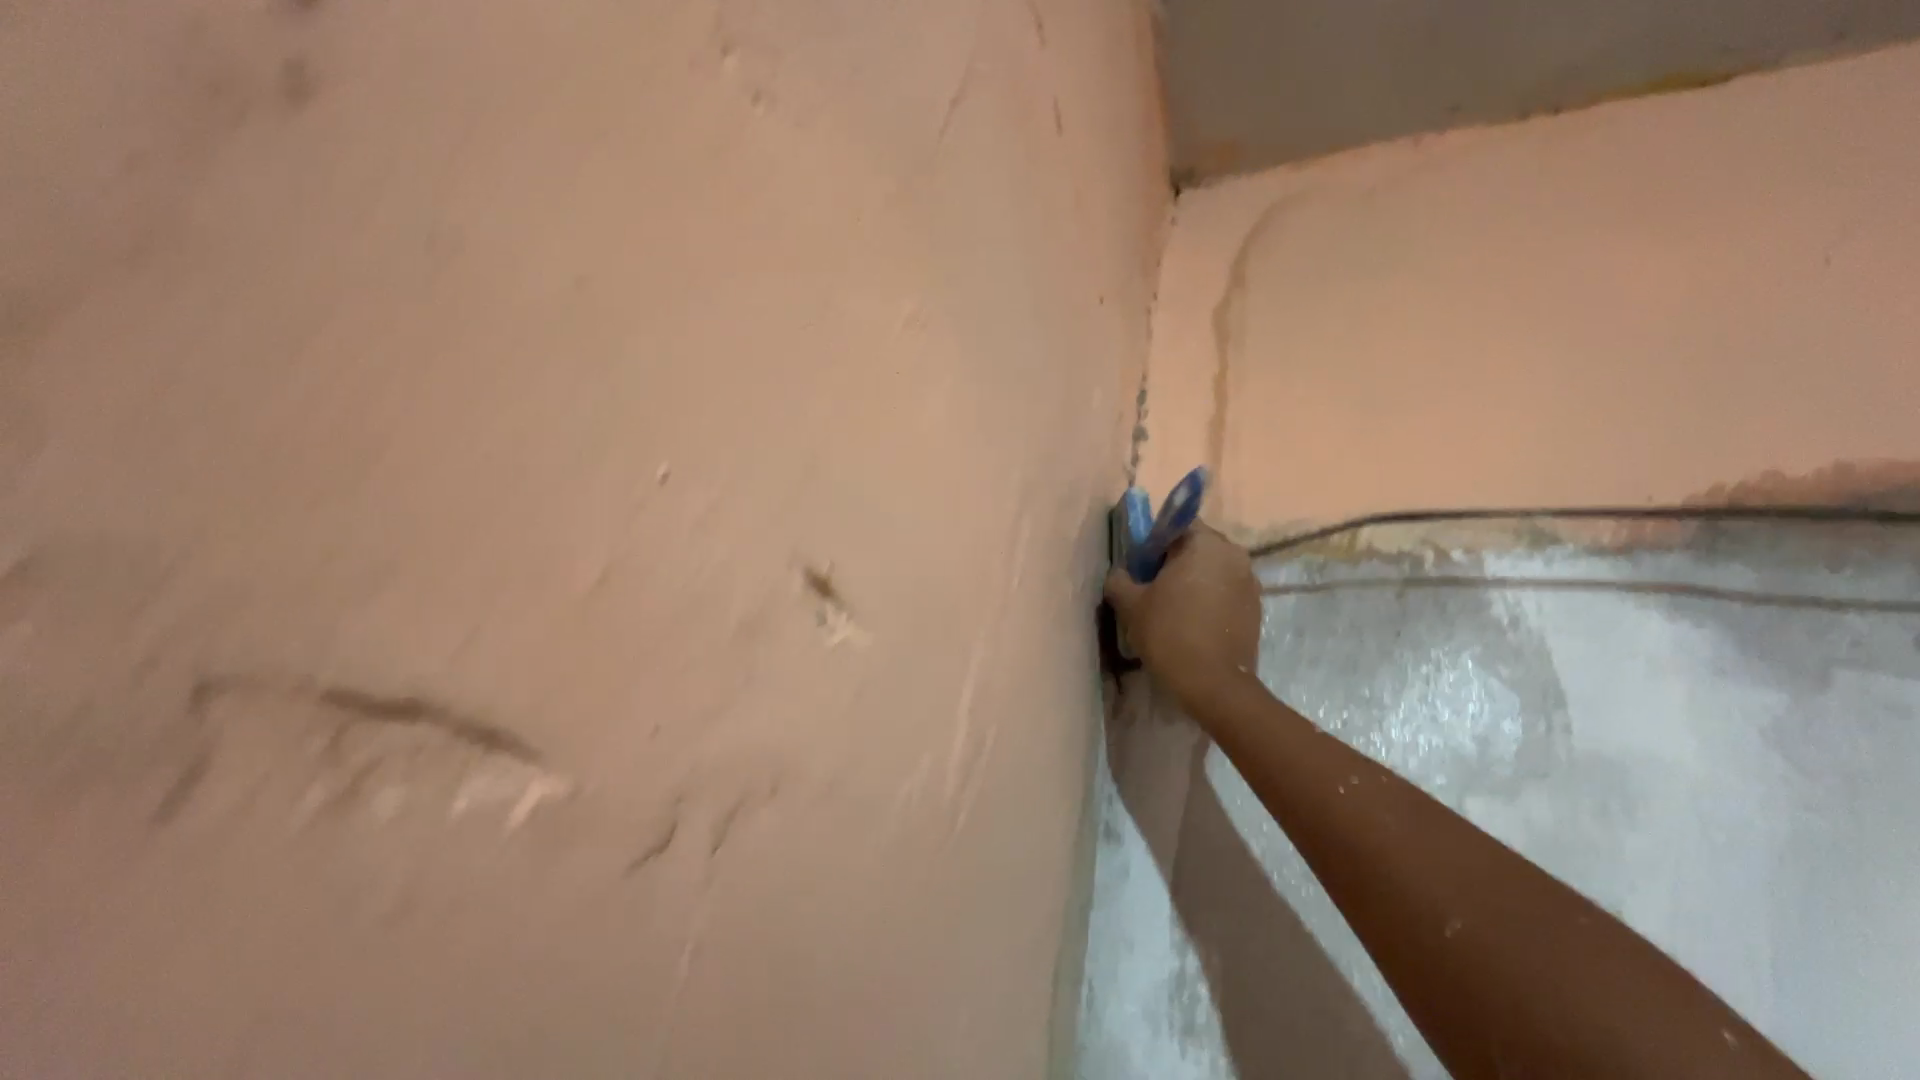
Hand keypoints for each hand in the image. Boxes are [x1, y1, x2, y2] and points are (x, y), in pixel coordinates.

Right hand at [1104, 521, 1262, 713]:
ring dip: (1195, 580)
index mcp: (1205, 543)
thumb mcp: (1130, 605)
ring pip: (1214, 569)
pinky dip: (1210, 599)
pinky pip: (1226, 590)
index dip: (1156, 540)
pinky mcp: (1256, 607)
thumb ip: (1119, 579)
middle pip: (1198, 545)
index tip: (1142, 566)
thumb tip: (1120, 573)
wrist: (1214, 684)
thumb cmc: (1169, 633)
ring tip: (1174, 609)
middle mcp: (1234, 554)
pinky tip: (1194, 623)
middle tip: (1153, 588)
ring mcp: (1250, 581)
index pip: (1178, 523)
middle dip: (1176, 560)